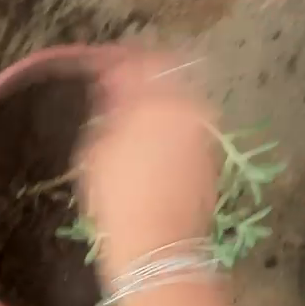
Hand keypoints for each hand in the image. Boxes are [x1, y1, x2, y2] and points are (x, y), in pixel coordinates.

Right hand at [77, 51, 218, 270]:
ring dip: (156, 103)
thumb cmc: (117, 200)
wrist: (157, 245)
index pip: (138, 60)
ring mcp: (203, 131)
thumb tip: (113, 89)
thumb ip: (108, 111)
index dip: (117, 60)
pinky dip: (167, 126)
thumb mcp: (95, 152)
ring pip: (178, 101)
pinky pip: (185, 126)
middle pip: (166, 76)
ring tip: (129, 119)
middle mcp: (189, 107)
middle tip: (115, 92)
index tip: (99, 65)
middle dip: (142, 78)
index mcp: (157, 99)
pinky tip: (146, 144)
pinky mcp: (209, 155)